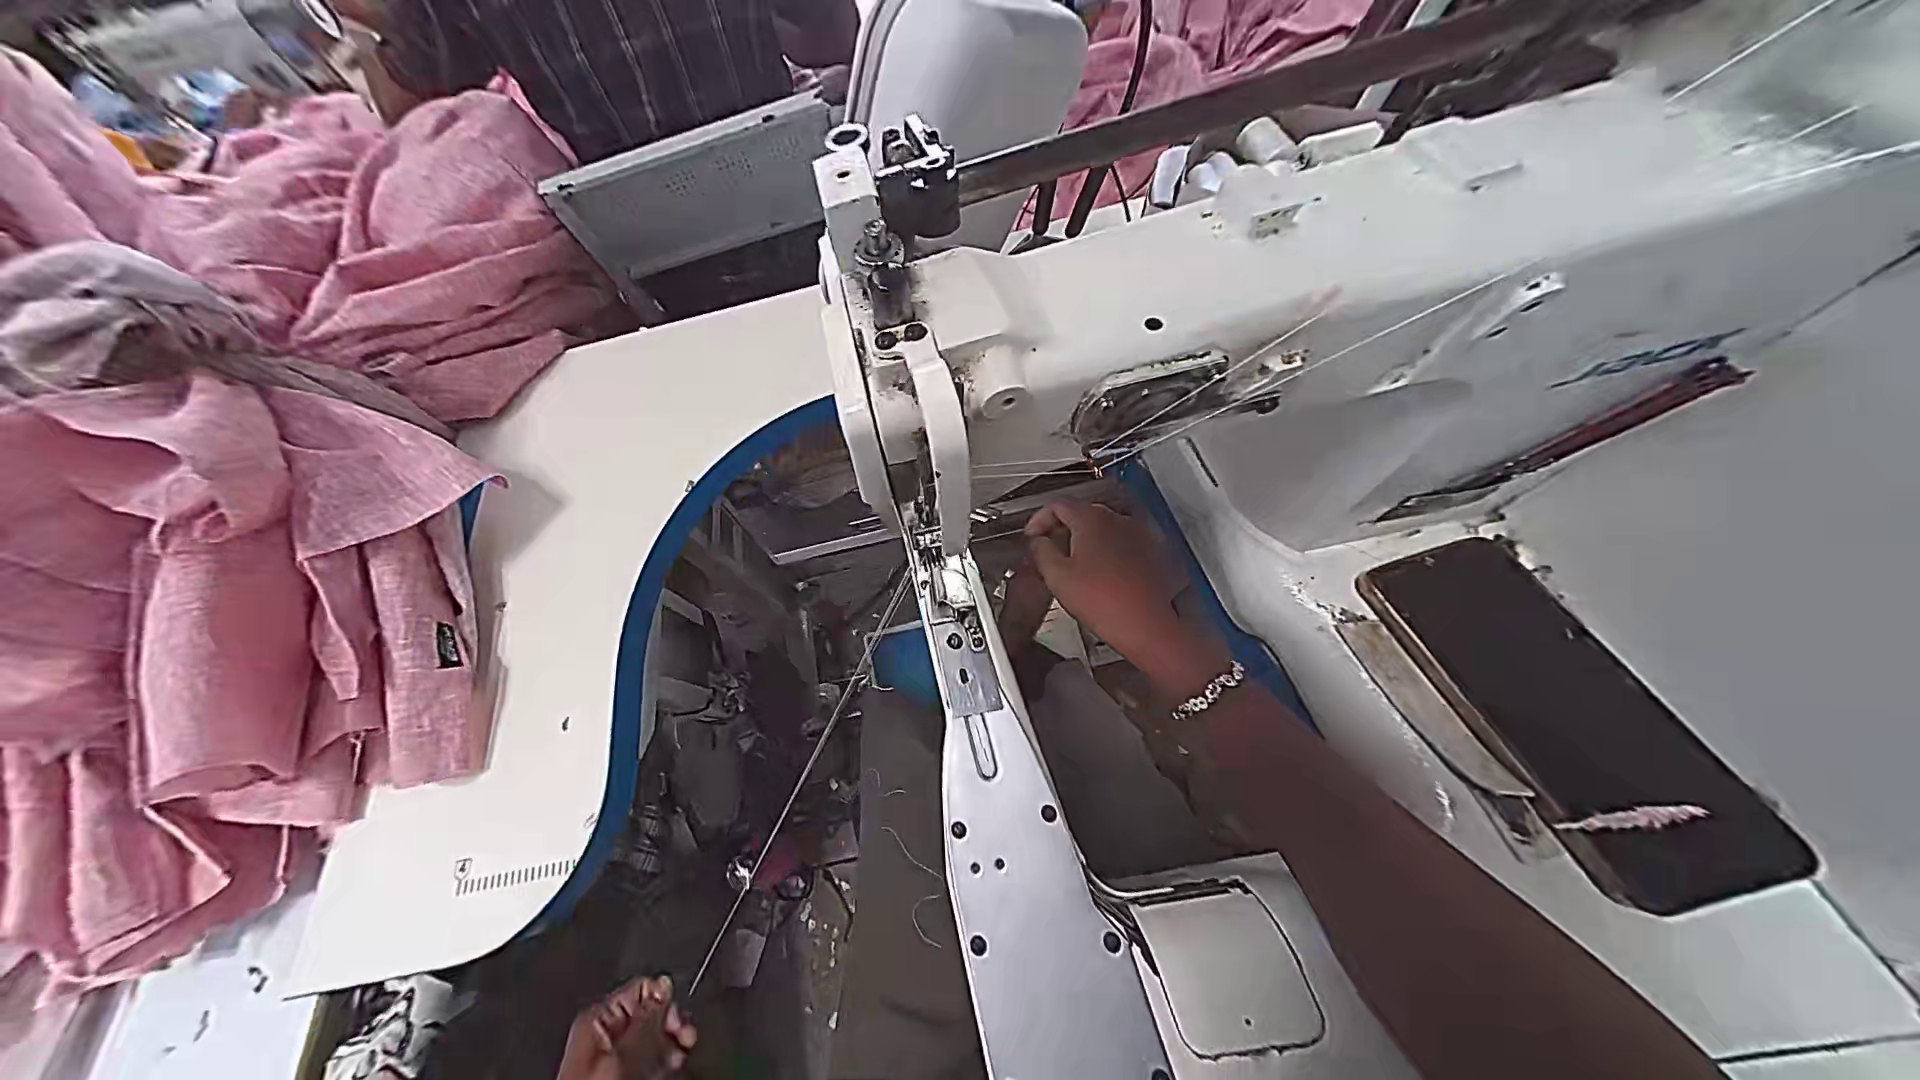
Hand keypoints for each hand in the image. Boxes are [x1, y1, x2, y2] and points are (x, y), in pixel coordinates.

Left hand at [555, 976, 696, 1079]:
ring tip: (677, 1058)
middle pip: (648, 1013)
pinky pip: (643, 1058)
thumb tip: (665, 984)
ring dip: (668, 1044)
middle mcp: (600, 1034)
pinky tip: (665, 1067)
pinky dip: (658, 1060)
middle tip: (684, 1039)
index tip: (679, 1021)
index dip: (665, 1001)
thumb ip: (648, 1013)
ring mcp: (606, 1057)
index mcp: (596, 1018)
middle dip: (670, 1024)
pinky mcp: (613, 1074)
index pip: (642, 987)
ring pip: (649, 1037)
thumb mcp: (628, 1048)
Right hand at [1024, 501, 1228, 692]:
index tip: (1033, 535)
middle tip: (1049, 550)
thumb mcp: (1057, 577)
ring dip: (1086, 541)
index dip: (1039, 519)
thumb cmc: (1105, 602)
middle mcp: (1118, 520)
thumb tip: (1038, 543)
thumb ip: (1041, 551)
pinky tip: (1102, 575)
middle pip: (1082, 513)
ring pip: (1104, 528)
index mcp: (1091, 519)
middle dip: (1062, 529)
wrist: (1148, 625)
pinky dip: (1108, 551)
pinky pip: (1123, 543)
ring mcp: (1139, 534)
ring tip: (1075, 566)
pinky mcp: (1153, 552)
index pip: (1058, 505)